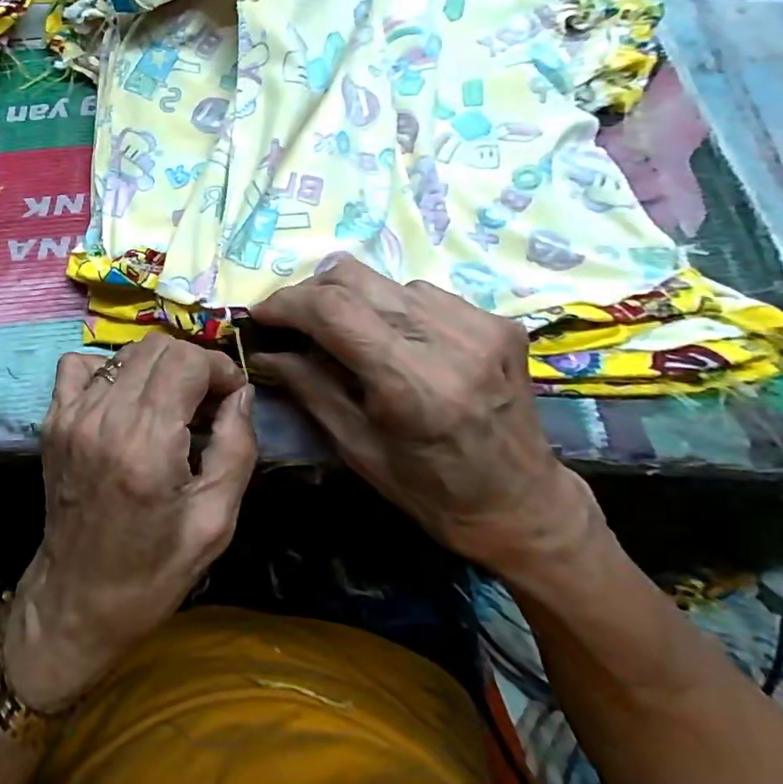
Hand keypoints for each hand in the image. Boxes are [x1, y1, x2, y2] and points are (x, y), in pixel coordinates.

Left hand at [4, 333, 256, 712]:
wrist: (79, 597)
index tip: (232, 397)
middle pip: (155, 347)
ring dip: (156, 368)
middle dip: (192, 364)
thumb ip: (236, 448)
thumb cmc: (153, 570)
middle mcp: (103, 418)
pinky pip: (78, 366)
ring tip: (170, 405)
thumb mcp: (215, 521)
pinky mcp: (52, 421)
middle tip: (206, 403)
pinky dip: (108, 370)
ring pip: (122, 353)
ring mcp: (70, 416)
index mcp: (146, 444)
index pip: (185, 360)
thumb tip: (242, 394)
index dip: (219, 368)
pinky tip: (125, 401)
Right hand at [248, 255, 597, 578]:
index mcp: (413, 385)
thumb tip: (263, 351)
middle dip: (309, 293)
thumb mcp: (355, 446)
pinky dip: (390, 307)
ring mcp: (481, 326)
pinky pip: (420, 292)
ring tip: (340, 333)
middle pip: (354, 278)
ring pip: (385, 280)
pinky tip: (390, 338)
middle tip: (290, 320)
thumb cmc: (429, 489)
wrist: (522, 505)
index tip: (260, 315)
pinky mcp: (497, 321)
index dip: (286, 303)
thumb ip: (308, 387)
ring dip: (349, 299)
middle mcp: (451, 343)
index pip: (332, 309)